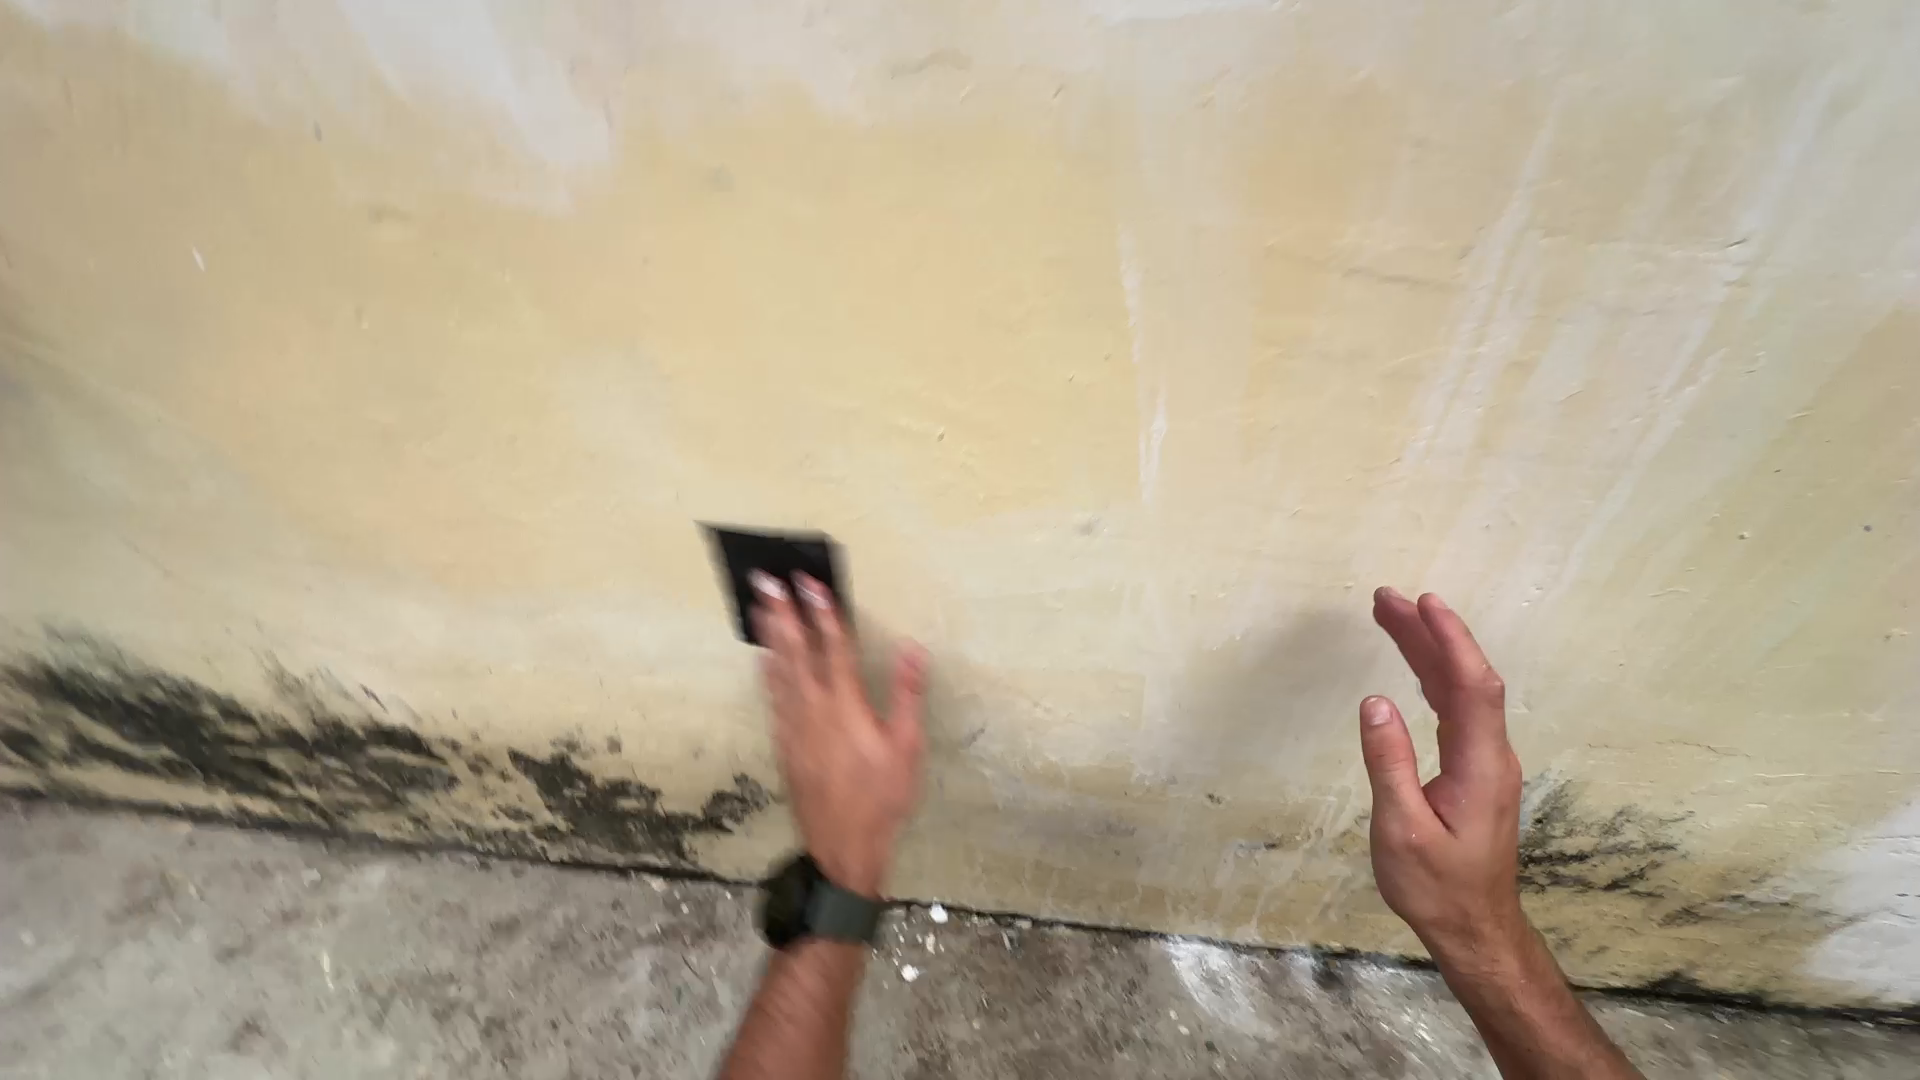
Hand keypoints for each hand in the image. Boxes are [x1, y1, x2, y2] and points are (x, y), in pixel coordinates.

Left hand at [751, 571, 928, 897]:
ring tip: (759, 606)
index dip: (824, 612)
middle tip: (766, 579)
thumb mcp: (907, 748)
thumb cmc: (882, 796)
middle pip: (796, 651)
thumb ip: (906, 695)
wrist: (842, 846)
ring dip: (770, 635)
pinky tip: (762, 659)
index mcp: (845, 705)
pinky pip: (773, 698)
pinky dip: (767, 673)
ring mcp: (794, 726)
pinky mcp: (785, 744)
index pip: (834, 647)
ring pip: (779, 670)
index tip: (810, 582)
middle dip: (782, 612)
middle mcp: (814, 709)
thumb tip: (912, 648)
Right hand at [1360, 587, 1527, 967]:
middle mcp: (1490, 754)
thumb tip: (1372, 701)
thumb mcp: (1401, 828)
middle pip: (1465, 678)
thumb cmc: (1435, 885)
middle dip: (1429, 633)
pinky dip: (1431, 675)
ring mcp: (1484, 760)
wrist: (1474, 928)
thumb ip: (1389, 763)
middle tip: (1386, 598)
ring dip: (1427, 649)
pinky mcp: (1472, 768)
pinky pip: (1453, 706)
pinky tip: (1411, 663)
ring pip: (1459, 689)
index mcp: (1479, 765)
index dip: (1450, 640)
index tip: (1421, 602)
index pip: (1472, 686)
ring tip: (1390, 616)